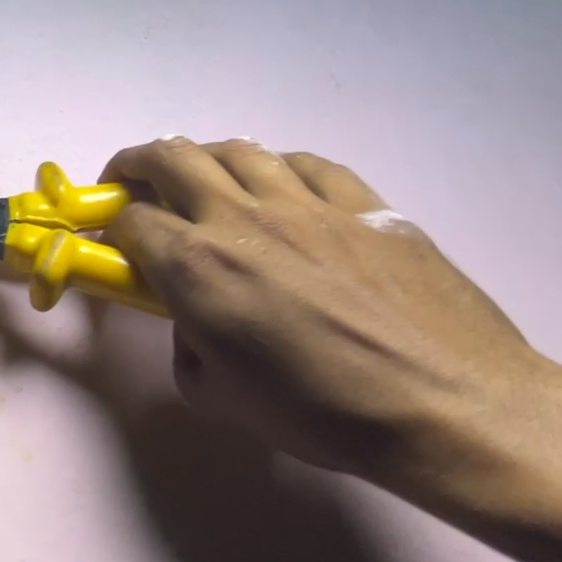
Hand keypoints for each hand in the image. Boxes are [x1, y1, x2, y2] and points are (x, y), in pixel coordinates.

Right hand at [103, 138, 561, 561]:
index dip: (107, 230)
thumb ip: (183, 342)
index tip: (108, 244)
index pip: (127, 221)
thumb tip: (191, 317)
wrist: (454, 412)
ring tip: (199, 183)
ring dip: (200, 160)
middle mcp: (240, 221)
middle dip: (133, 166)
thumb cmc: (320, 412)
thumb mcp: (214, 393)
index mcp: (193, 267)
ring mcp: (308, 207)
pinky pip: (305, 163)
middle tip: (129, 186)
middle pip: (167, 157)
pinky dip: (273, 167)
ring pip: (235, 149)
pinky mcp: (367, 208)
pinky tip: (275, 190)